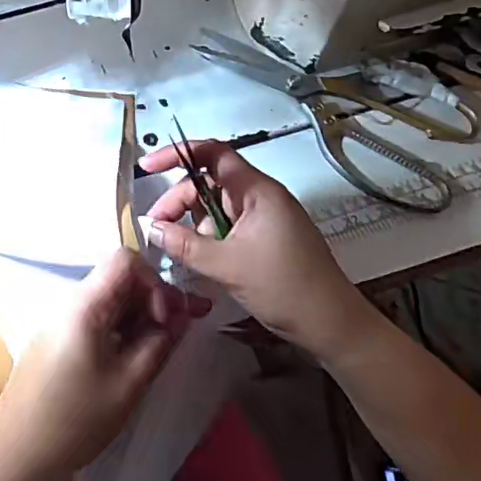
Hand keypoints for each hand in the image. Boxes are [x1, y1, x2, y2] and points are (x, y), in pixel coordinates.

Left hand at [0, 249, 209, 480]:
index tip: (167, 320)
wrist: (18, 449)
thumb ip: (159, 343)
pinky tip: (136, 358)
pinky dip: (122, 330)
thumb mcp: (128, 383)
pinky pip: (98, 320)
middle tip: (178, 334)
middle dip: (153, 299)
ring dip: (139, 317)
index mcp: (84, 304)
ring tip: (161, 349)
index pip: (125, 259)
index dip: (155, 282)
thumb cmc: (75, 418)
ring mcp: (63, 322)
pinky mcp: (60, 340)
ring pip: (110, 301)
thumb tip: (182, 314)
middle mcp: (70, 303)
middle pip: (119, 279)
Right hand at [137, 140, 376, 357]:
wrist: (333, 326)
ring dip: (191, 222)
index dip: (177, 154)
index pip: (213, 154)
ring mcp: (264, 217)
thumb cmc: (284, 288)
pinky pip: (226, 225)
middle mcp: (260, 197)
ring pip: (215, 207)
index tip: (147, 167)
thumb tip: (150, 227)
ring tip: (176, 248)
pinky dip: (207, 236)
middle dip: (178, 201)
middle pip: (207, 183)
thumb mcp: (226, 266)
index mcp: (257, 191)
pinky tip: (196, 256)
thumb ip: (183, 243)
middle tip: (156, 228)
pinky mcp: (265, 237)